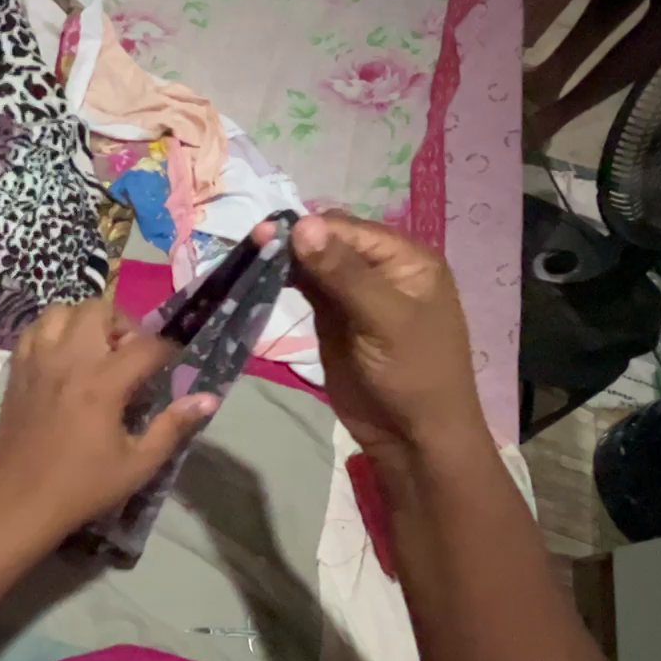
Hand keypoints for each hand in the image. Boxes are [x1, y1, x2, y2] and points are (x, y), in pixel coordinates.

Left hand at [0, 299, 217, 538]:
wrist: (19, 500)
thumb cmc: (82, 486)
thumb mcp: (137, 465)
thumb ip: (173, 426)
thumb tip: (208, 398)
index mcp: (103, 382)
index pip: (146, 346)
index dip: (167, 350)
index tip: (173, 363)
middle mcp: (69, 359)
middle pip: (100, 309)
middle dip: (122, 324)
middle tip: (129, 354)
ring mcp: (38, 360)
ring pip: (62, 310)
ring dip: (84, 321)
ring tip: (94, 350)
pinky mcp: (16, 369)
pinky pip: (34, 329)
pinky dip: (52, 331)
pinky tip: (62, 357)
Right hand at [258, 212, 484, 453]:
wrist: (412, 437)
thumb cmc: (413, 374)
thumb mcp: (383, 319)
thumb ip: (342, 273)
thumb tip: (301, 223)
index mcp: (405, 258)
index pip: (347, 229)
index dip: (307, 228)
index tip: (263, 234)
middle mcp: (379, 268)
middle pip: (326, 240)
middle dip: (290, 241)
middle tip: (250, 245)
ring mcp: (353, 293)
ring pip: (311, 263)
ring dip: (282, 260)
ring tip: (246, 258)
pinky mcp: (332, 317)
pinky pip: (305, 289)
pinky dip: (282, 282)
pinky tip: (258, 277)